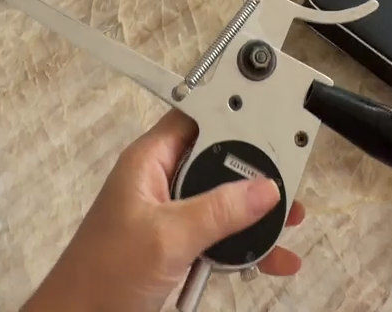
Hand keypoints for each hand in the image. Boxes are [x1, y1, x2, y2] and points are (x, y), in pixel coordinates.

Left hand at [23, 110, 305, 311]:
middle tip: (289, 177)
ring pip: (221, 201)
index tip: (270, 121)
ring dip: (254, 215)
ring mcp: (168, 215)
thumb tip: (263, 189)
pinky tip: (272, 258)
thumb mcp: (167, 237)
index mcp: (150, 160)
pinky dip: (243, 246)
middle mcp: (160, 180)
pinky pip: (217, 236)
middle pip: (217, 160)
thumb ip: (218, 211)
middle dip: (254, 173)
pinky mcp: (174, 246)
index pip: (198, 118)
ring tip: (290, 219)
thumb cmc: (101, 276)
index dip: (232, 115)